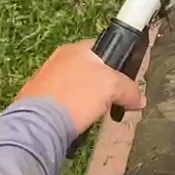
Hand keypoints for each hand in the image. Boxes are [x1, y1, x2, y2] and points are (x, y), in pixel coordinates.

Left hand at [16, 41, 144, 134]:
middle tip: (111, 100)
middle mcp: (58, 60)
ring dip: (86, 100)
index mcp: (76, 49)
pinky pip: (61, 102)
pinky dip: (70, 111)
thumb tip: (139, 99)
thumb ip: (130, 89)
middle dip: (102, 86)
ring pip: (75, 87)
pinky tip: (75, 122)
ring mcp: (44, 79)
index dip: (117, 63)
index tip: (124, 80)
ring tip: (93, 115)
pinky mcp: (35, 100)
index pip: (103, 49)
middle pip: (90, 70)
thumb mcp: (113, 87)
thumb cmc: (76, 96)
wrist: (38, 125)